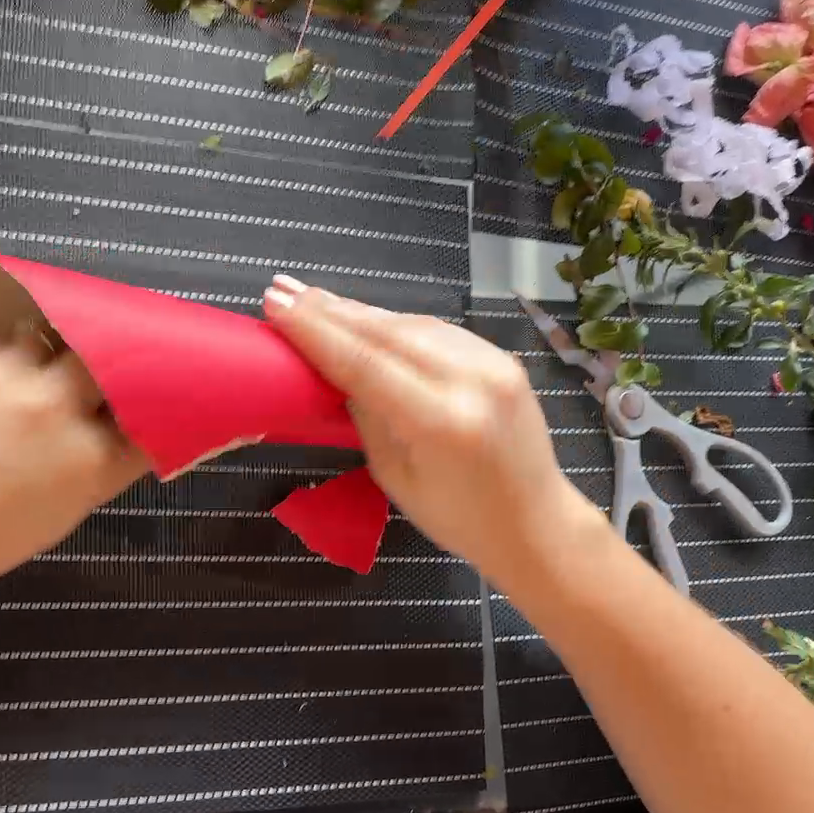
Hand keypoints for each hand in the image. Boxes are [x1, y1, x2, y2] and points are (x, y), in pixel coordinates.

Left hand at [0, 331, 147, 649]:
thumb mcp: (70, 509)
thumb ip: (109, 460)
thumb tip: (133, 420)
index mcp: (94, 461)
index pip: (152, 409)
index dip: (159, 397)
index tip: (160, 391)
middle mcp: (60, 412)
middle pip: (117, 357)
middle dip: (119, 362)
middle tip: (114, 366)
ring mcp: (13, 380)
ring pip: (66, 334)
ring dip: (70, 347)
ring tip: (59, 364)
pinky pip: (16, 340)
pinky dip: (25, 352)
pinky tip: (15, 373)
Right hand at [262, 275, 604, 589]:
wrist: (537, 523)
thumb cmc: (457, 518)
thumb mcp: (394, 476)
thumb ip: (367, 415)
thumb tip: (336, 371)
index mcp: (440, 421)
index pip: (364, 361)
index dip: (315, 330)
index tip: (276, 302)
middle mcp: (470, 379)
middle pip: (386, 332)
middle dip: (330, 310)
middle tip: (284, 289)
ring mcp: (492, 362)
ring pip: (411, 324)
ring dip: (360, 312)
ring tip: (315, 301)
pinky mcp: (501, 357)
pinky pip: (436, 331)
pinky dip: (395, 324)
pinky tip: (366, 319)